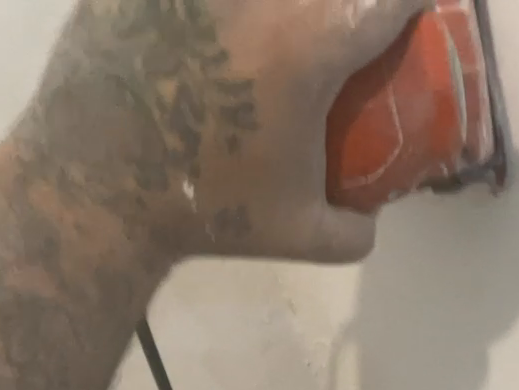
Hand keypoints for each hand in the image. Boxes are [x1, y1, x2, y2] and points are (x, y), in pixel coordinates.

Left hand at [23, 0, 430, 263]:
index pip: (383, 1)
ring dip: (287, 9)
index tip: (418, 8)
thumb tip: (371, 217)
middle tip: (347, 25)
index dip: (411, 2)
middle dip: (347, 4)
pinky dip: (225, 14)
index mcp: (307, 51)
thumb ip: (354, 232)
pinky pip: (201, 0)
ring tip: (288, 25)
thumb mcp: (302, 237)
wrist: (100, 187)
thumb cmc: (212, 210)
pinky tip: (219, 37)